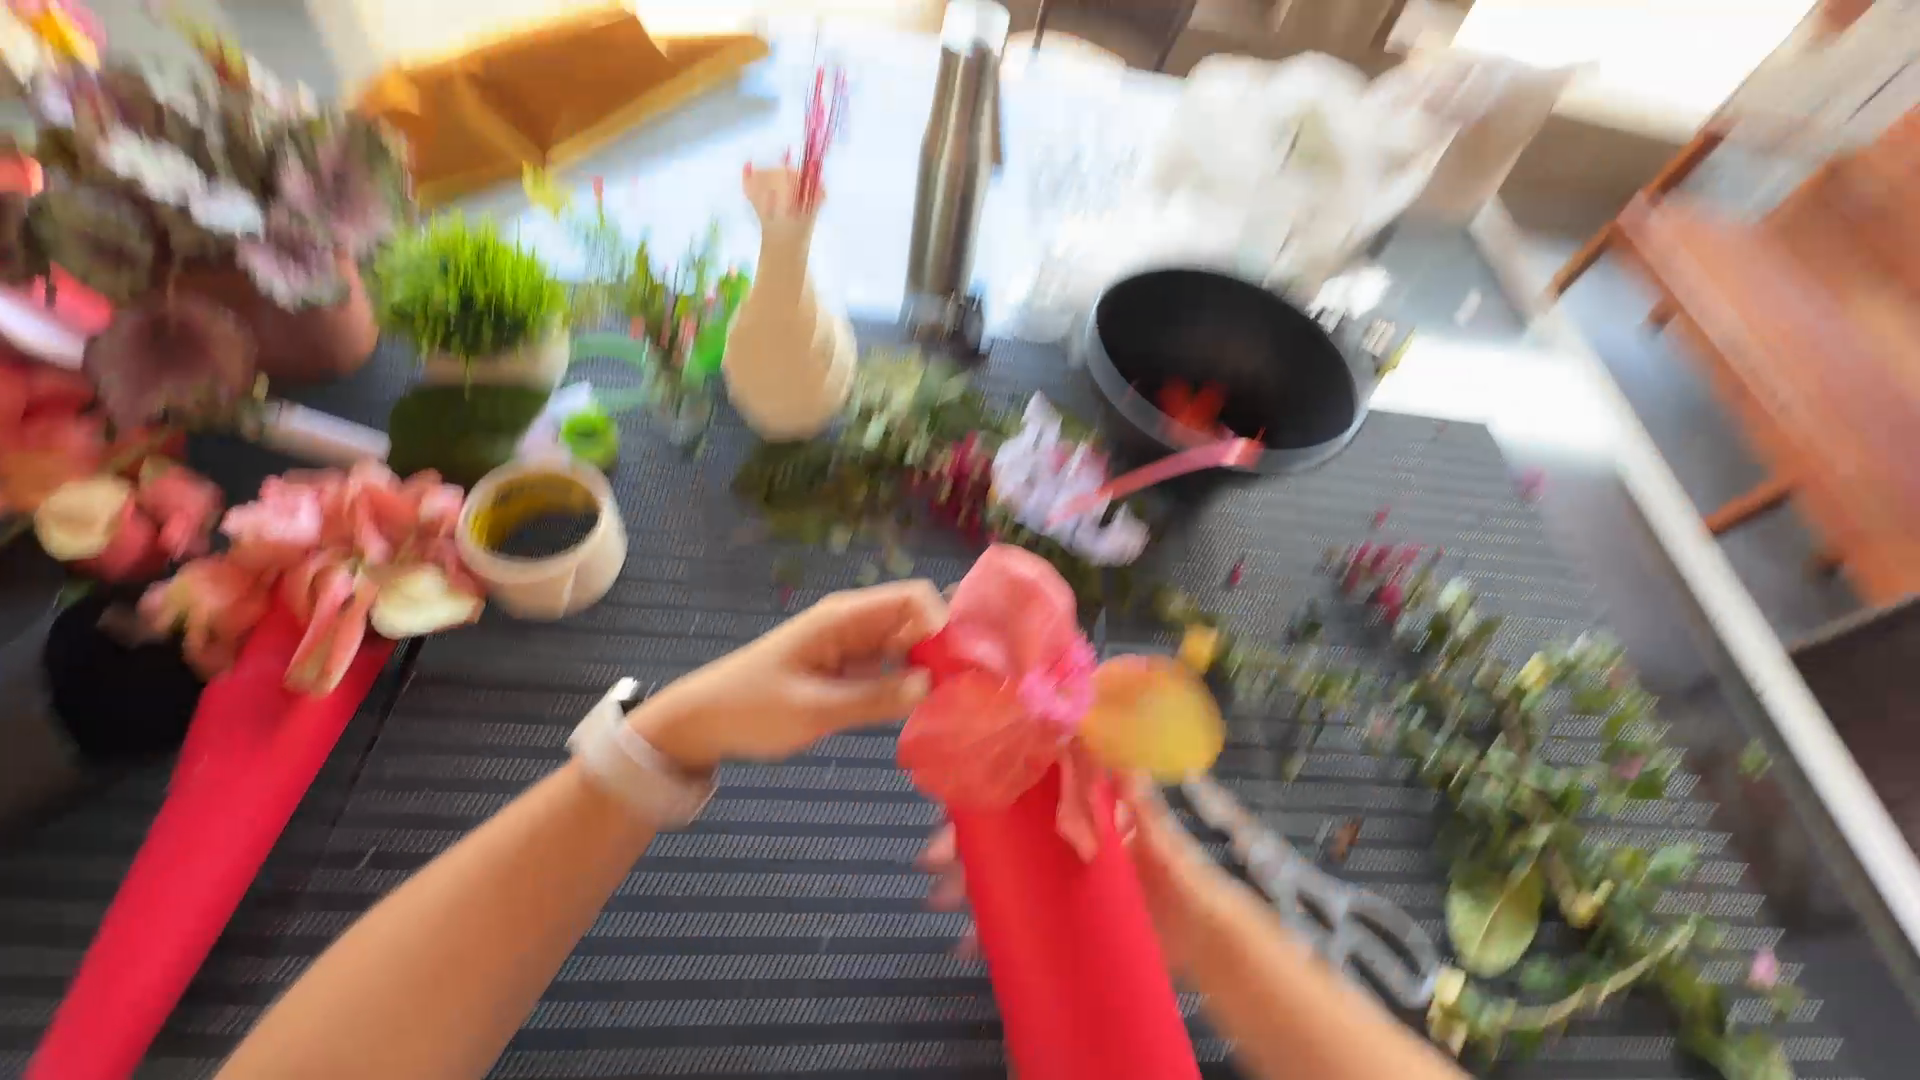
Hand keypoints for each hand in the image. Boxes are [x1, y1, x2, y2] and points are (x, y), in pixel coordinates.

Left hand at [630, 580, 945, 770]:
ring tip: (955, 705)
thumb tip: (932, 685)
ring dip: (929, 669)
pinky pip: (891, 668)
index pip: (913, 598)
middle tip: (967, 693)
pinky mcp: (848, 669)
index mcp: (844, 617)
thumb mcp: (814, 709)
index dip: (943, 623)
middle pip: (917, 621)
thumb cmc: (751, 708)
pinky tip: (926, 710)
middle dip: (943, 649)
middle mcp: (854, 623)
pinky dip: (909, 684)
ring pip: (908, 646)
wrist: (701, 722)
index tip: (960, 666)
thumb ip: (875, 698)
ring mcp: (852, 646)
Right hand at [919, 776, 1238, 974]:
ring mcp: (1056, 873)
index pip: (1025, 787)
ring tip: (941, 903)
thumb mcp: (1161, 837)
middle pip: (1003, 832)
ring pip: (1002, 871)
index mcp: (1082, 806)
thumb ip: (1139, 801)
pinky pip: (1016, 915)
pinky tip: (968, 944)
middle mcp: (1061, 834)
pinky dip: (990, 928)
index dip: (987, 787)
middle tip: (932, 861)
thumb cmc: (1181, 875)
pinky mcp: (1058, 910)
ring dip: (966, 883)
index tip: (954, 795)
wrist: (1202, 937)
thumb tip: (1113, 753)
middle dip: (963, 842)